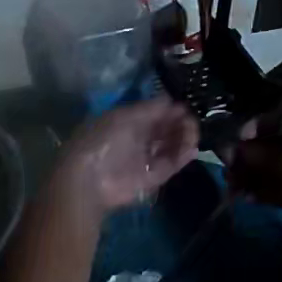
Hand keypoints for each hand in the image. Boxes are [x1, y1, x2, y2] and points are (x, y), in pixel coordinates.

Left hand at [55, 98, 199, 216]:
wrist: (88, 180)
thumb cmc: (103, 141)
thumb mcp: (124, 117)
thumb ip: (150, 109)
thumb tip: (172, 101)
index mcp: (127, 122)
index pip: (155, 114)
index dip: (170, 110)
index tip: (185, 108)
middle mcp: (137, 140)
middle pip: (165, 130)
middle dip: (180, 124)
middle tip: (192, 122)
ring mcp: (144, 160)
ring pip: (170, 147)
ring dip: (184, 139)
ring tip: (193, 135)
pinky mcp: (150, 179)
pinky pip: (170, 165)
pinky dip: (182, 158)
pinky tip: (192, 149)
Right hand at [228, 115, 281, 247]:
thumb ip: (262, 159)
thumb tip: (228, 146)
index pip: (274, 119)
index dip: (249, 133)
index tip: (229, 153)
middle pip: (278, 145)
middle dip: (251, 160)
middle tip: (230, 178)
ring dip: (260, 179)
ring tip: (237, 192)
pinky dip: (276, 192)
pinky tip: (256, 201)